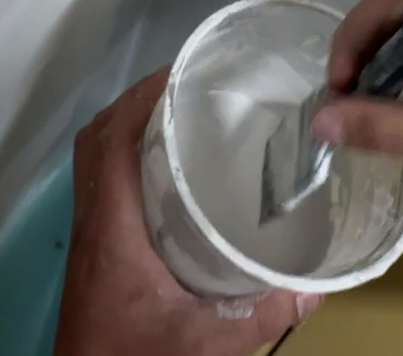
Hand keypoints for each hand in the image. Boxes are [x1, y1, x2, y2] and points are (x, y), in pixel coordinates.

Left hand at [54, 68, 319, 355]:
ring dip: (126, 126)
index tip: (179, 74)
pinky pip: (100, 180)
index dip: (139, 97)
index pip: (111, 140)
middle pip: (97, 138)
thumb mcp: (206, 343)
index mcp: (111, 226)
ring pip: (94, 157)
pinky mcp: (93, 246)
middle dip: (135, 102)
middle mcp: (92, 219)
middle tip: (183, 92)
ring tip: (175, 117)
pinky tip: (165, 170)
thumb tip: (314, 285)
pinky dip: (124, 157)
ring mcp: (87, 231)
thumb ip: (263, 314)